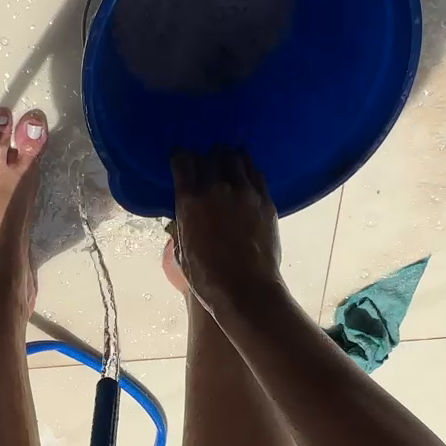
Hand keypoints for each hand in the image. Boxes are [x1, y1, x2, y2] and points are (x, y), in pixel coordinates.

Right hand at [170, 150, 285, 316]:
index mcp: (189, 200)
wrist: (245, 290)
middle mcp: (215, 188)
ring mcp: (244, 192)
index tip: (182, 161)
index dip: (181, 158)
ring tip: (228, 164)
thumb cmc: (207, 278)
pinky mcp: (264, 200)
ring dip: (228, 158)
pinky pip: (256, 173)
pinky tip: (246, 174)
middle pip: (209, 155)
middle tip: (206, 166)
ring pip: (235, 157)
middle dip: (205, 158)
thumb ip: (183, 225)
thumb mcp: (182, 251)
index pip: (183, 160)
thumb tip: (187, 215)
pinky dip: (248, 170)